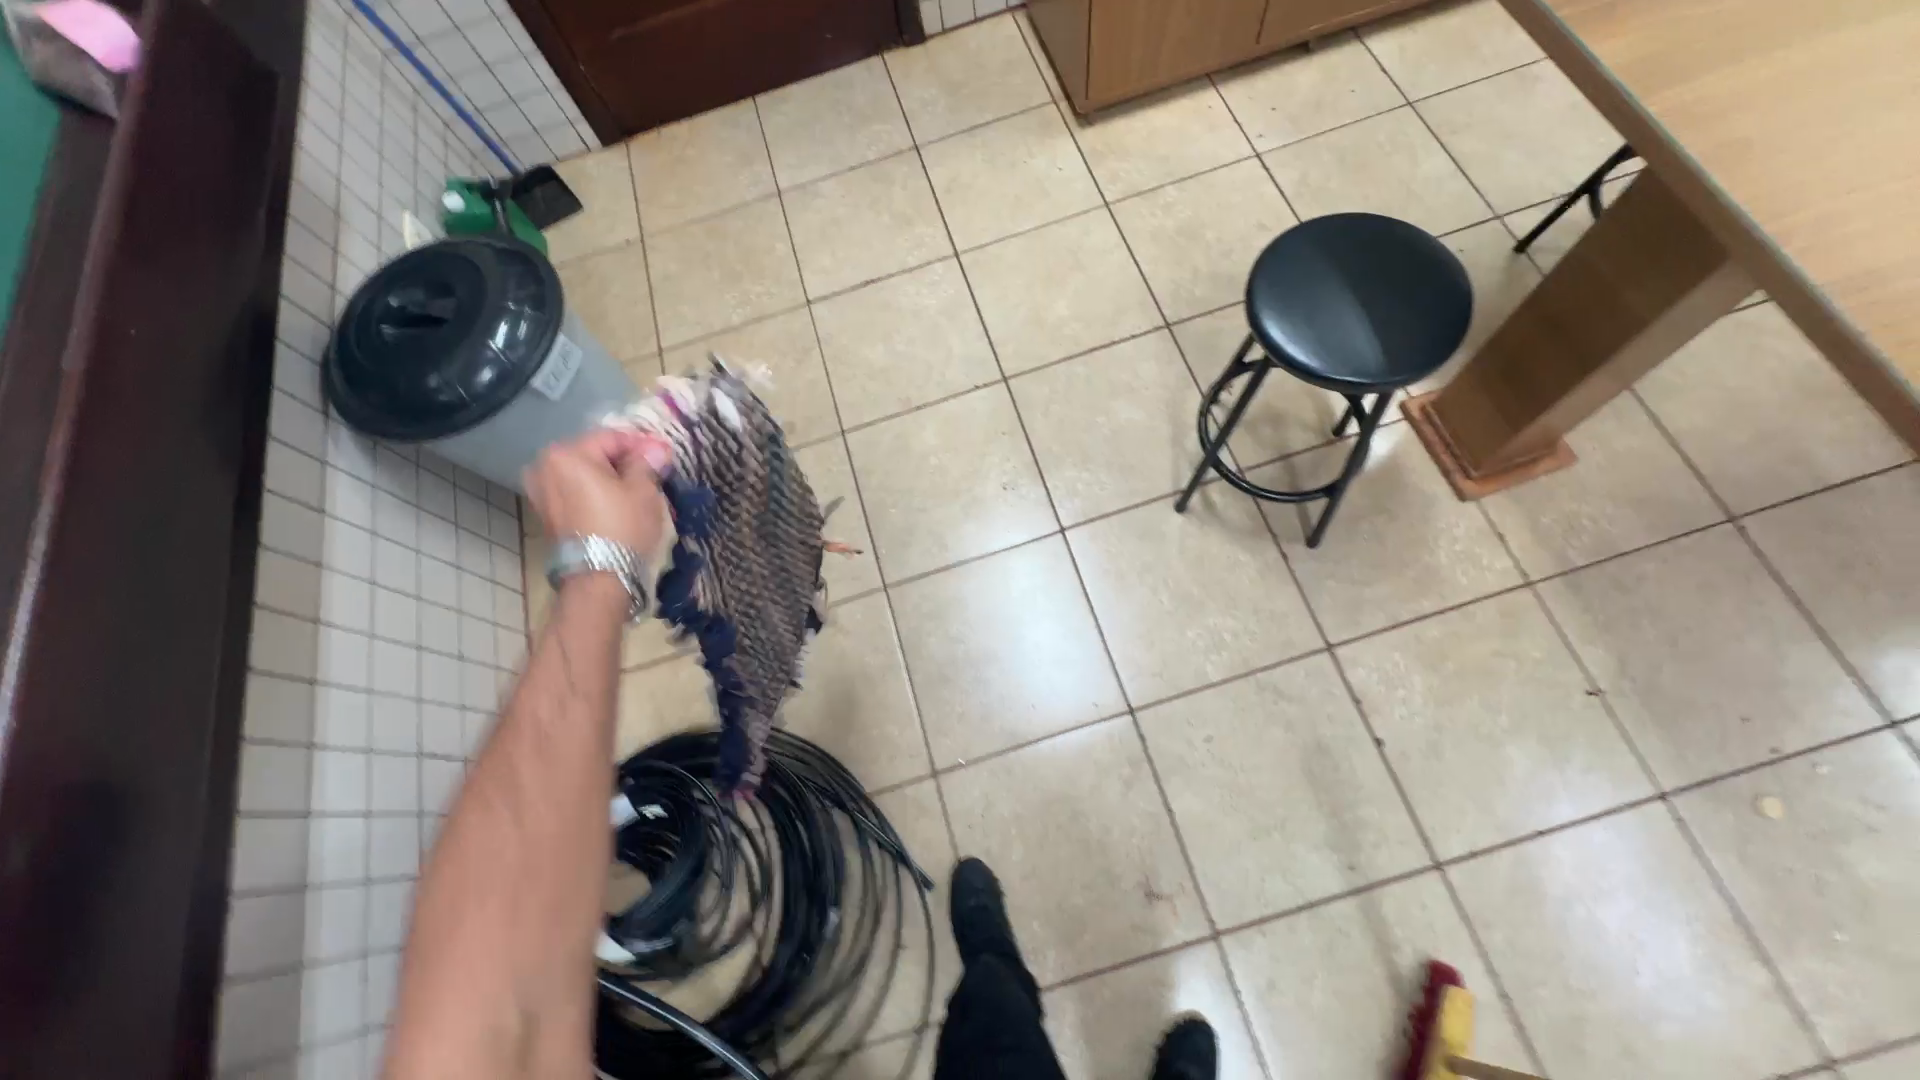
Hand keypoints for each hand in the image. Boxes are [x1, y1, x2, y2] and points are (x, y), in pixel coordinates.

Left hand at [523, 430, 672, 558]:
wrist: (599, 576)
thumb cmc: (622, 526)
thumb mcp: (643, 490)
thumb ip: (646, 462)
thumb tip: (656, 448)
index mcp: (567, 454)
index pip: (612, 438)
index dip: (642, 444)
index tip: (665, 454)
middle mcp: (545, 466)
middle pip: (595, 455)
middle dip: (624, 462)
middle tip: (653, 472)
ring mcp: (541, 491)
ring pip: (584, 474)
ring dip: (610, 478)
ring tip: (638, 489)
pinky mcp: (546, 513)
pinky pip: (575, 492)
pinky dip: (596, 493)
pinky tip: (618, 503)